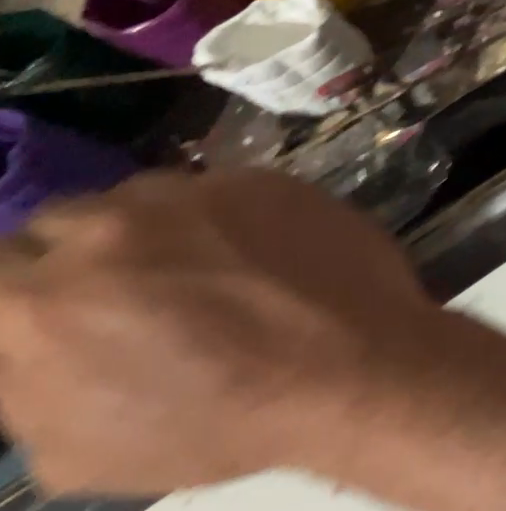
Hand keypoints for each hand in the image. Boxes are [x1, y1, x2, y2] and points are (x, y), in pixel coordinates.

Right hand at [0, 169, 437, 494]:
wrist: (354, 366)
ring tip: (197, 268)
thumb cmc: (216, 422)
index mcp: (40, 302)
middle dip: (82, 253)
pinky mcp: (268, 178)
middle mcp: (112, 229)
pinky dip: (222, 214)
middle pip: (65, 223)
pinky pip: (219, 188)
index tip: (54, 307)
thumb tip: (23, 342)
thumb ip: (23, 380)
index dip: (21, 288)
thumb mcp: (72, 446)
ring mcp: (199, 194)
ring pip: (142, 196)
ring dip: (152, 226)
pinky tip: (254, 250)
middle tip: (130, 288)